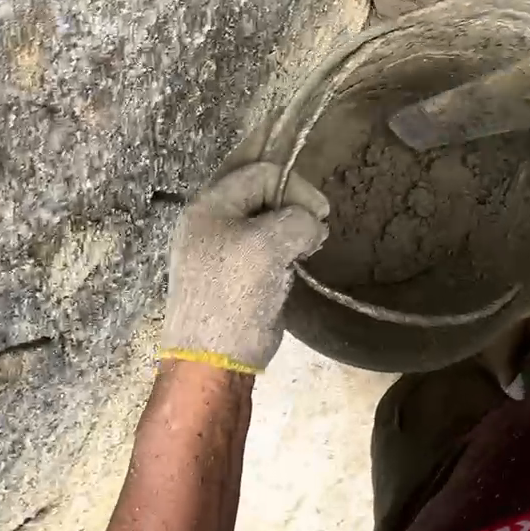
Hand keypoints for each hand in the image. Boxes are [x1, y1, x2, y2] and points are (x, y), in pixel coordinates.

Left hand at [160, 162, 330, 373]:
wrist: (214, 359)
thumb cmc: (236, 292)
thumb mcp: (271, 244)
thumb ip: (298, 219)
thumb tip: (311, 226)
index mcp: (210, 204)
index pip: (260, 171)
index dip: (295, 185)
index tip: (320, 213)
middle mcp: (212, 219)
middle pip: (258, 188)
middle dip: (292, 198)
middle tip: (317, 219)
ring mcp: (222, 245)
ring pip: (264, 216)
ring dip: (291, 224)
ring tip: (309, 244)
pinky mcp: (235, 270)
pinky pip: (263, 242)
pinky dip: (284, 244)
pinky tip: (299, 257)